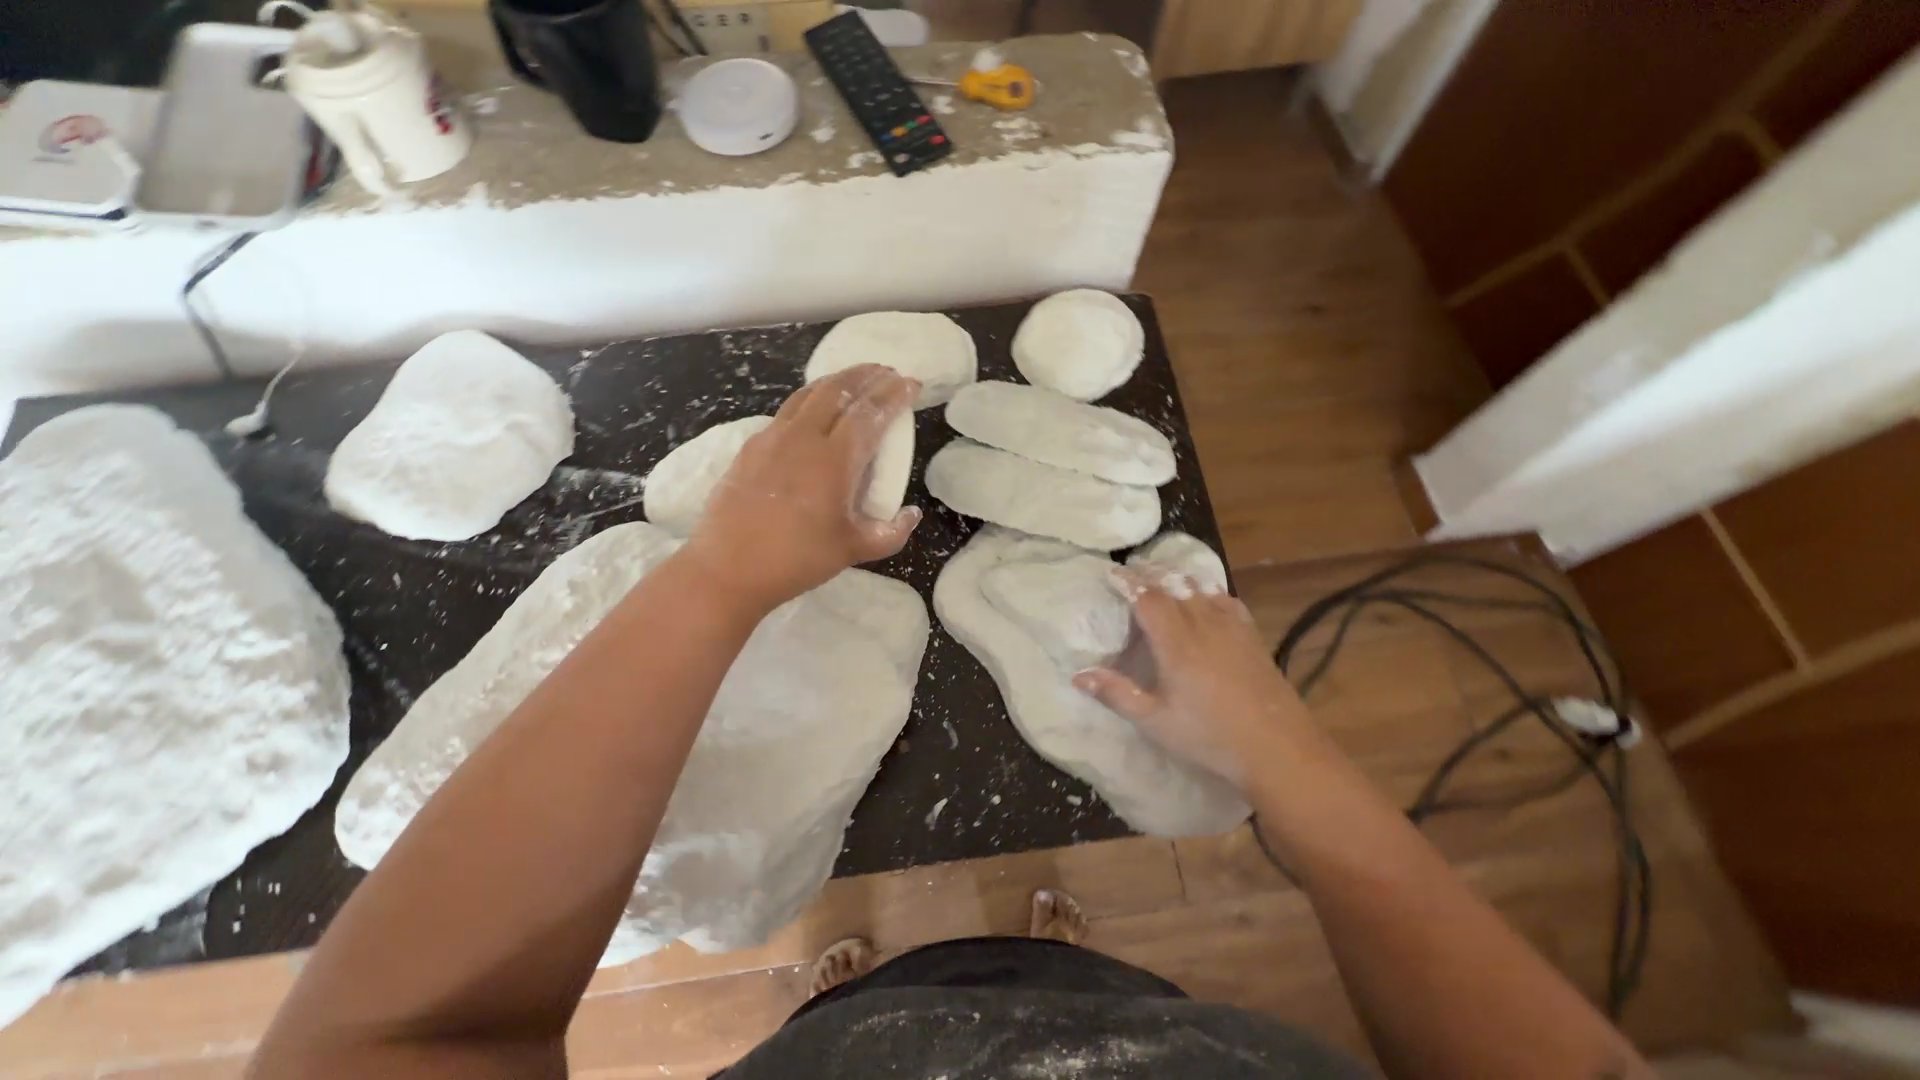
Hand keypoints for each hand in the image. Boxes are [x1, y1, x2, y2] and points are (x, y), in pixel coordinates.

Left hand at [682, 365, 921, 613]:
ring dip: (837, 381)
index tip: (911, 383)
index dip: (894, 394)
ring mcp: (773, 438)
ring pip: (808, 394)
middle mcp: (804, 437)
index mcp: (835, 459)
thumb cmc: (796, 560)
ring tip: (854, 379)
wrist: (727, 568)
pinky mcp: (751, 448)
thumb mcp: (854, 551)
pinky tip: (813, 411)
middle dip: (866, 376)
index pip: (870, 413)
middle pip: (839, 390)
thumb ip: (891, 532)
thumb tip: (912, 513)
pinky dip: (809, 400)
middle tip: (886, 372)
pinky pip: (786, 411)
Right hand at [1074, 565, 1317, 790]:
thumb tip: (1078, 675)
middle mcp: (1204, 624)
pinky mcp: (1252, 636)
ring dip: (1177, 577)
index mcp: (1176, 643)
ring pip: (1201, 587)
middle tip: (1131, 571)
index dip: (1128, 583)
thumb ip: (1117, 694)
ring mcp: (1232, 627)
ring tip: (1161, 575)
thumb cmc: (1210, 737)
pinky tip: (1205, 595)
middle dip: (1150, 574)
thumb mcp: (1156, 722)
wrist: (1278, 747)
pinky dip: (1208, 589)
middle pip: (1174, 585)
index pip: (1148, 598)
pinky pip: (1226, 600)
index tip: (1111, 573)